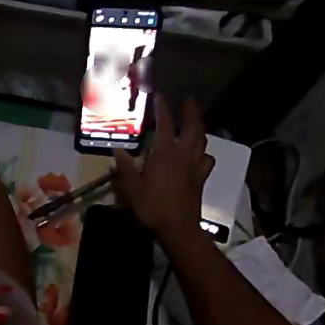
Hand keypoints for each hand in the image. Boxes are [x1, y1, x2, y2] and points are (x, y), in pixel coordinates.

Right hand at [114, 97, 213, 244]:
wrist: (178, 227)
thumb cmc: (152, 206)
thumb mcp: (132, 187)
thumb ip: (126, 168)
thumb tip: (117, 151)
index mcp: (165, 153)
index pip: (165, 125)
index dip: (162, 109)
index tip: (160, 97)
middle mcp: (184, 155)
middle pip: (193, 127)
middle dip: (191, 112)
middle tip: (190, 100)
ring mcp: (195, 166)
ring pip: (202, 141)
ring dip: (200, 128)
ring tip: (196, 122)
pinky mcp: (201, 178)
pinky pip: (207, 161)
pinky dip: (205, 154)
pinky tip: (201, 155)